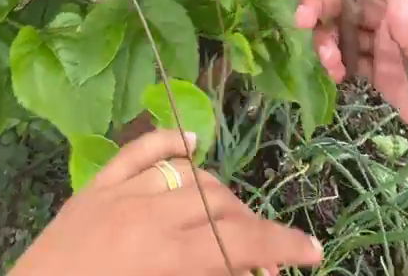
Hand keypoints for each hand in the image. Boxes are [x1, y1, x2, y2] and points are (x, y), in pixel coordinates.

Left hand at [8, 128, 323, 275]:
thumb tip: (240, 266)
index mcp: (166, 256)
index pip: (239, 241)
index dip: (282, 245)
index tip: (312, 252)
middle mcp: (149, 213)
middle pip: (219, 204)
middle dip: (251, 228)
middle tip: (265, 259)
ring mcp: (120, 192)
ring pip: (188, 174)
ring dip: (219, 195)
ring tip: (231, 220)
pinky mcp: (95, 186)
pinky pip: (139, 151)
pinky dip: (169, 143)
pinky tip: (191, 144)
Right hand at [293, 0, 407, 188]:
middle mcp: (398, 26)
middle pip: (352, 2)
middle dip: (323, 4)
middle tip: (300, 19)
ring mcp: (390, 52)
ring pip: (347, 31)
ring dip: (329, 39)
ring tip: (328, 63)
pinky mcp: (385, 78)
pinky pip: (353, 59)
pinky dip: (339, 62)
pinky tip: (335, 75)